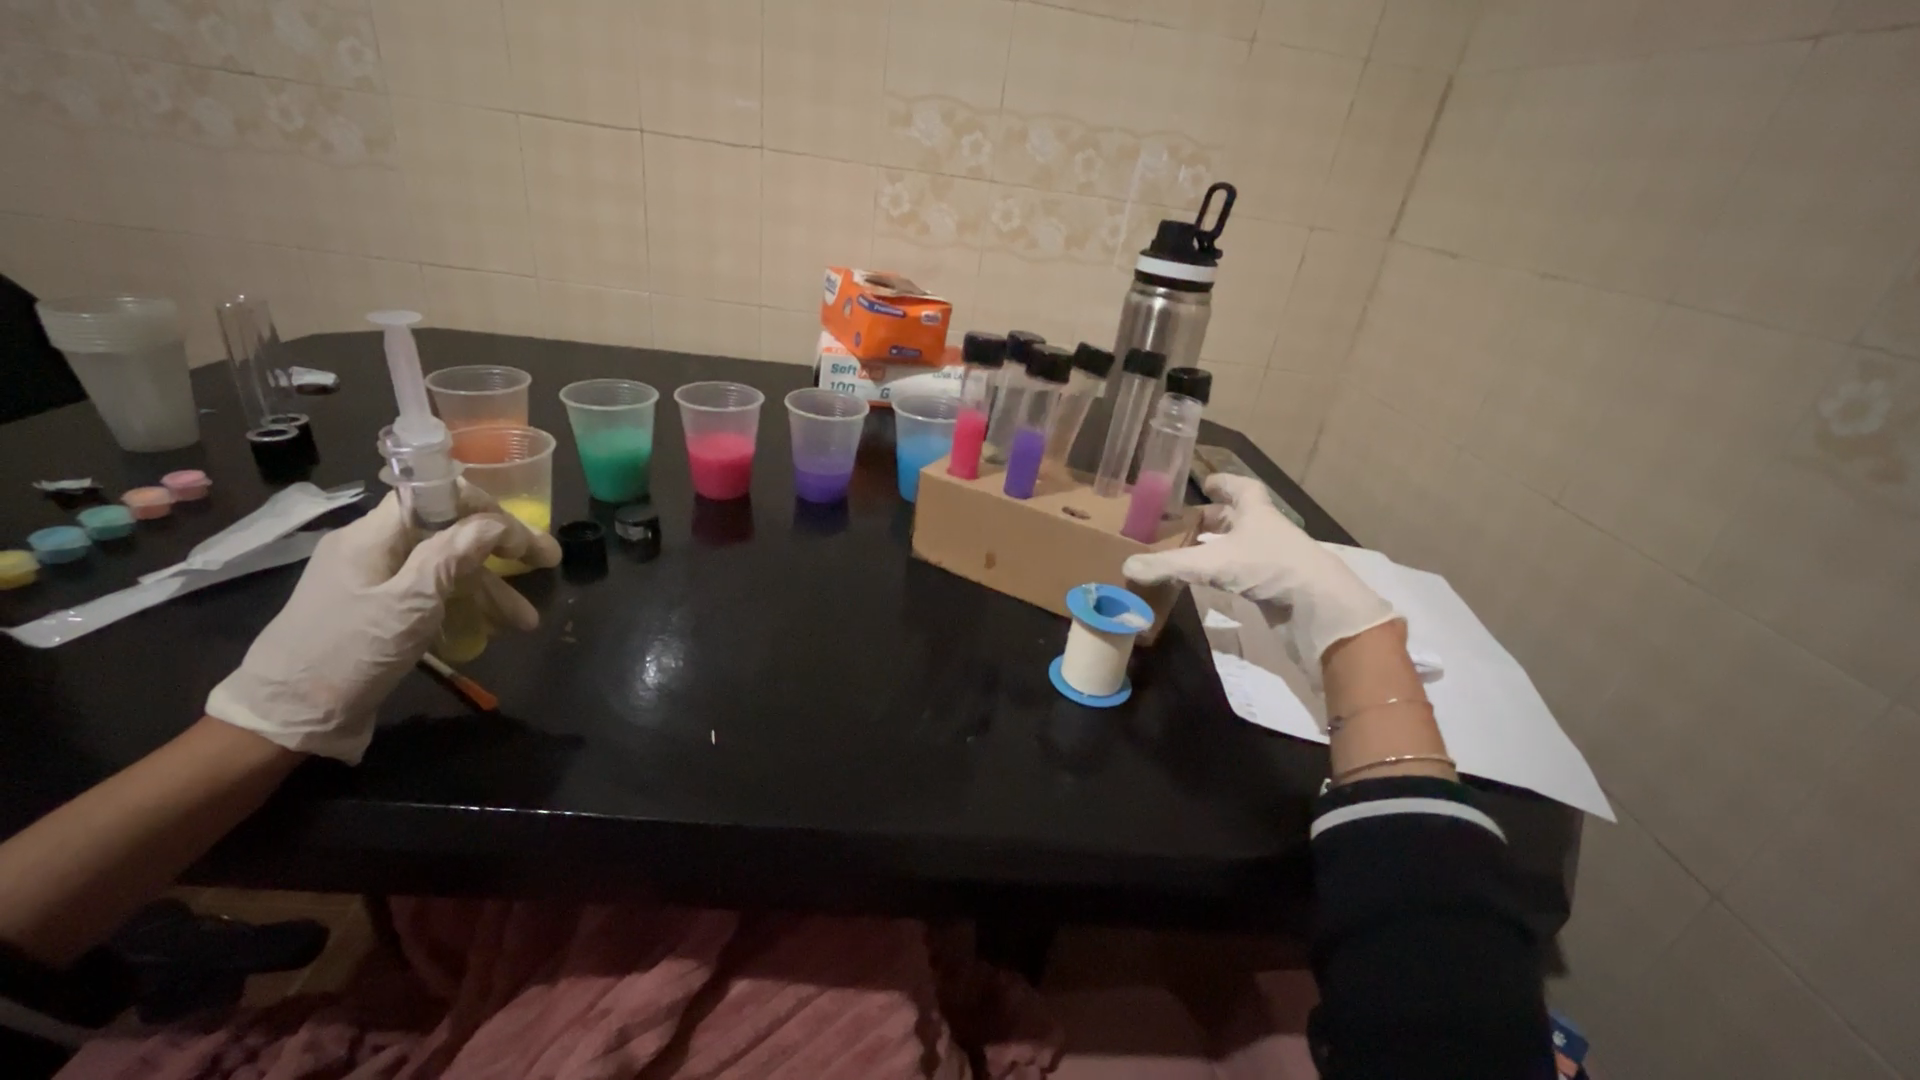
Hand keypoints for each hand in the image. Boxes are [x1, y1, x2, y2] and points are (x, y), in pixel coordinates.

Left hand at [206, 487, 560, 762]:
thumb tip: (494, 522)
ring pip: (444, 569)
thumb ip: (452, 557)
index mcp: (371, 536)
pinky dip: (464, 606)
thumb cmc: (347, 655)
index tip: (522, 535)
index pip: (436, 495)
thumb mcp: (408, 605)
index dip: (484, 506)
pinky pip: (430, 595)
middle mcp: (372, 549)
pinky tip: (492, 627)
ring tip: (526, 621)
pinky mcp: (376, 612)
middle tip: (548, 565)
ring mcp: (373, 582)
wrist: (287, 719)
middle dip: (500, 550)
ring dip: (489, 589)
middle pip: (448, 533)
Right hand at [1122, 474, 1396, 667]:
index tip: (1205, 483)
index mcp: (1256, 511)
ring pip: (1241, 546)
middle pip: (1239, 518)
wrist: (1319, 608)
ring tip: (1188, 553)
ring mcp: (1273, 560)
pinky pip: (1244, 574)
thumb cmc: (1269, 567)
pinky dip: (1225, 575)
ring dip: (1218, 548)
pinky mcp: (1275, 587)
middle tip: (1185, 524)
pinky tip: (1207, 584)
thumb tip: (1127, 566)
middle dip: (1213, 519)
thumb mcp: (1212, 562)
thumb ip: (1169, 565)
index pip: (1240, 488)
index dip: (1223, 483)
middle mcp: (1266, 531)